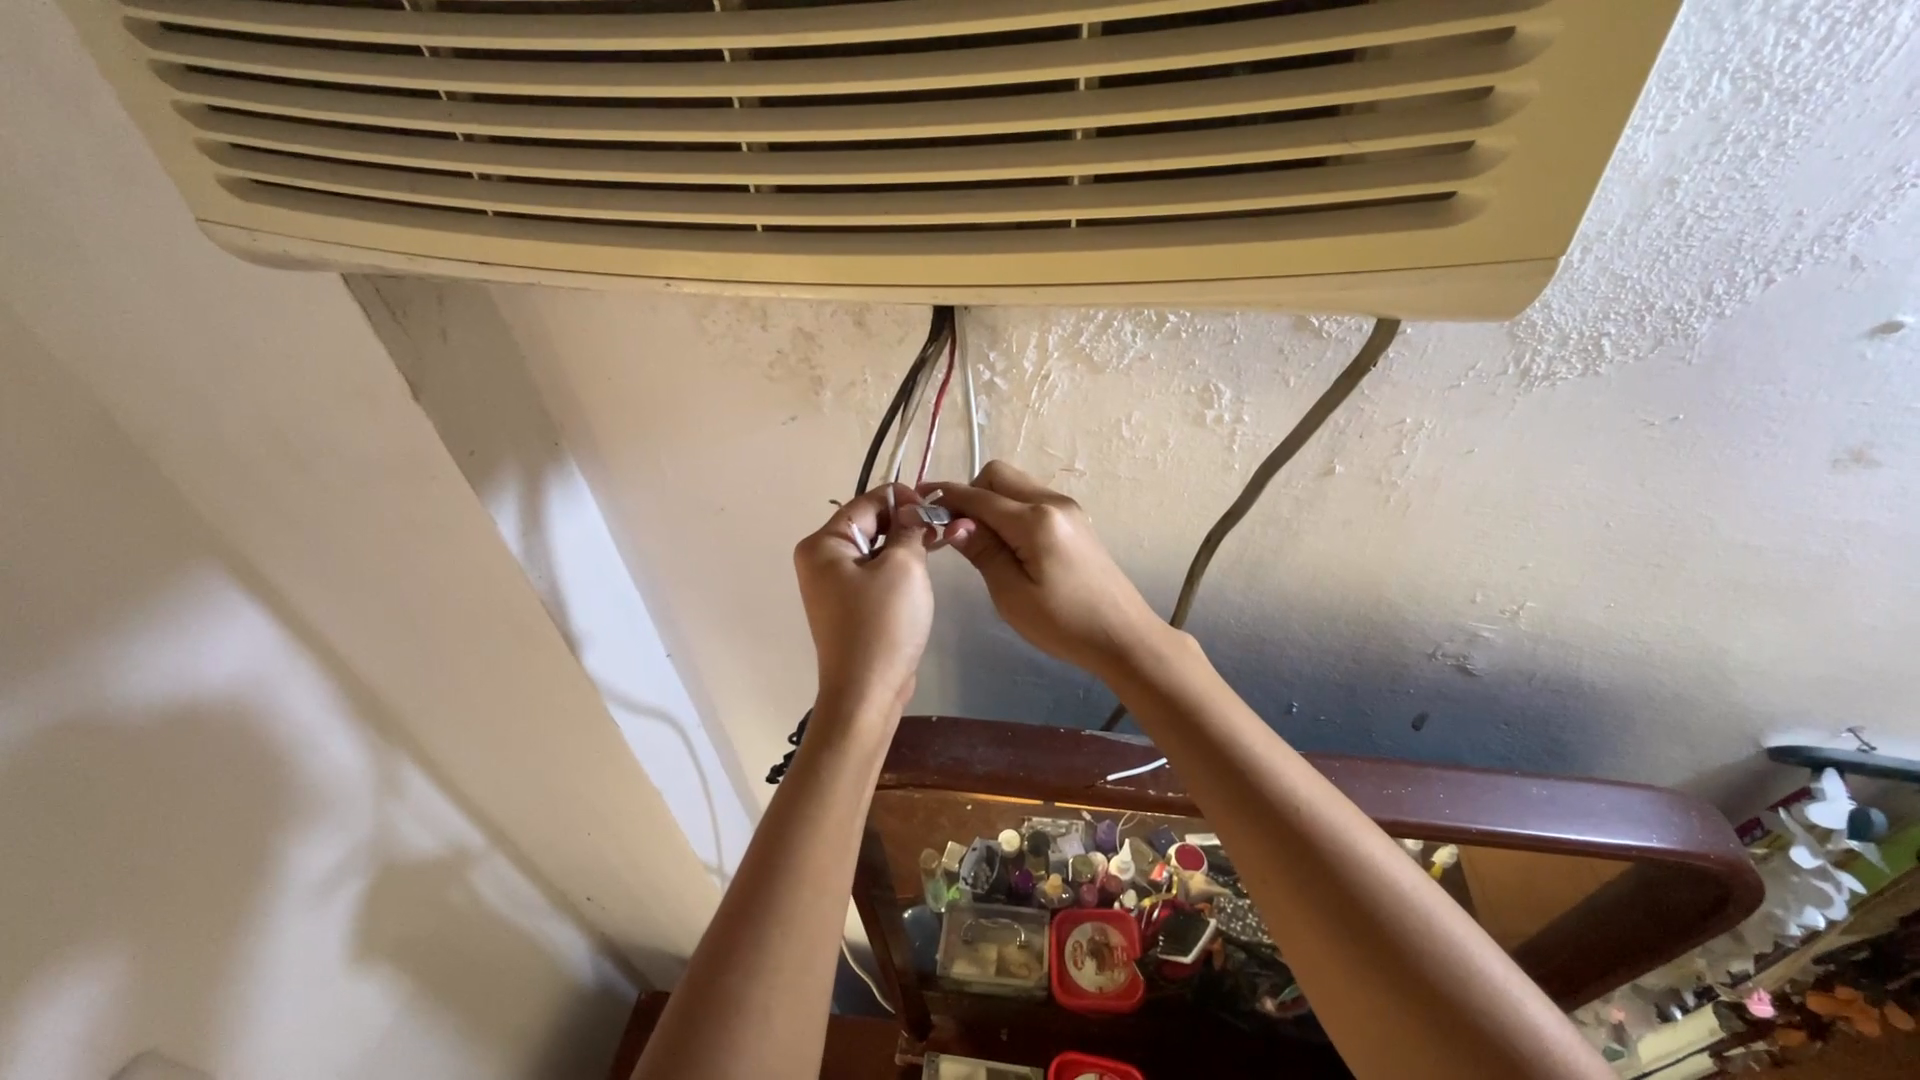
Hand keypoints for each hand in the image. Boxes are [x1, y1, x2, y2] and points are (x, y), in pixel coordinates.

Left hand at [793, 484, 937, 717]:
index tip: (936, 506)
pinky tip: (923, 570)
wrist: (866, 692)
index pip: (866, 502)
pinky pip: (874, 574)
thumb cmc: (883, 624)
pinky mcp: (849, 607)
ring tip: (939, 545)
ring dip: (904, 545)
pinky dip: (897, 568)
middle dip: (905, 521)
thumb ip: (908, 529)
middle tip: (943, 527)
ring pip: (874, 549)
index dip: (902, 497)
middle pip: (868, 524)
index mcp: (823, 544)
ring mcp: (832, 586)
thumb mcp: (903, 567)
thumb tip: (911, 509)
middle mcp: (820, 560)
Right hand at [922, 461, 1169, 677]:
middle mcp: (1052, 503)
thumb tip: (954, 523)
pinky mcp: (1075, 522)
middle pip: (998, 476)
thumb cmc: (1064, 624)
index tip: (918, 503)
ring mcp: (1067, 509)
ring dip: (990, 501)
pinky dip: (1010, 510)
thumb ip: (983, 553)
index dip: (945, 497)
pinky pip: (1032, 500)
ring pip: (1016, 485)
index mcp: (1035, 521)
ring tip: (979, 540)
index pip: (978, 497)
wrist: (1123, 637)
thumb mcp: (1012, 595)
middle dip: (970, 493)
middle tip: (956, 530)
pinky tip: (1005, 543)